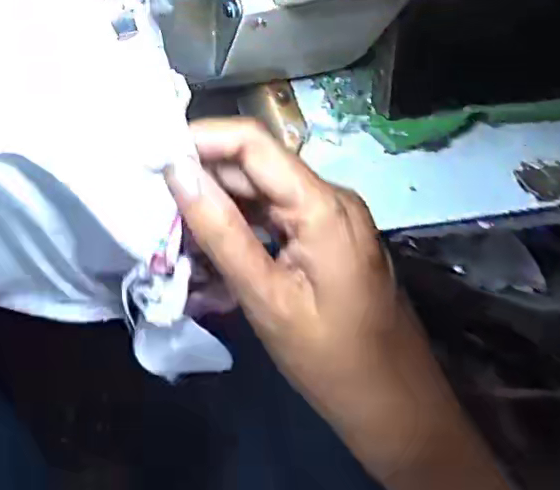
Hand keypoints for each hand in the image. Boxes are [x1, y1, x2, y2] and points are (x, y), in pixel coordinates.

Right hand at [167, 118, 505, 489]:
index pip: (252, 141)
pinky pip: (269, 211)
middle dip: (200, 176)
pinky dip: (234, 221)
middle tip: (154, 200)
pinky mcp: (322, 235)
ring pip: (255, 187)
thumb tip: (175, 170)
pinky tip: (206, 243)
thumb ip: (220, 230)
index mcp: (323, 206)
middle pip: (251, 163)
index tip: (153, 156)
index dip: (200, 138)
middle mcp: (329, 197)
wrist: (405, 420)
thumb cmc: (336, 364)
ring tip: (173, 226)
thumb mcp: (267, 299)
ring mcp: (328, 216)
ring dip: (213, 201)